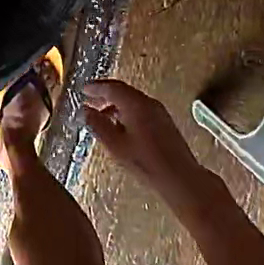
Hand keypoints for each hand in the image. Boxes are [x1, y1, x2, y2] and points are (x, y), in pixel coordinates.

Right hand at [81, 79, 220, 212]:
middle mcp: (148, 103)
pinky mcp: (163, 122)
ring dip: (115, 104)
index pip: (112, 87)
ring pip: (132, 101)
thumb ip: (97, 125)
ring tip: (100, 115)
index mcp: (136, 104)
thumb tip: (85, 111)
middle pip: (123, 91)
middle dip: (104, 95)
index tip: (83, 89)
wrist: (179, 177)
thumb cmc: (146, 162)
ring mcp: (158, 112)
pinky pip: (140, 109)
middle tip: (89, 100)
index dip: (96, 87)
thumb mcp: (115, 144)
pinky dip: (126, 112)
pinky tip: (119, 126)